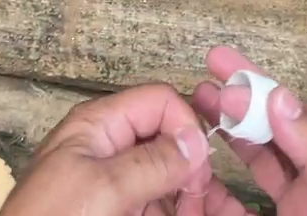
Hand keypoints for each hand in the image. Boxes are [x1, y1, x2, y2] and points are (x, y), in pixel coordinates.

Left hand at [0, 83, 220, 215]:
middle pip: (168, 140)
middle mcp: (111, 147)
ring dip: (190, 194)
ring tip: (205, 213)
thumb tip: (195, 142)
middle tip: (202, 202)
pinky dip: (175, 209)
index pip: (158, 101)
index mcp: (101, 124)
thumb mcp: (102, 188)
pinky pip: (156, 204)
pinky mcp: (119, 211)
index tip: (200, 168)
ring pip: (168, 177)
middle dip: (193, 166)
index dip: (185, 127)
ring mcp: (115, 183)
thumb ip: (151, 162)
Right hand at [191, 46, 306, 215]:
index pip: (301, 118)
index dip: (263, 87)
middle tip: (202, 80)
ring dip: (228, 142)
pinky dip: (220, 201)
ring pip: (259, 172)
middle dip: (240, 106)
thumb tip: (283, 100)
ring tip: (197, 113)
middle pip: (276, 137)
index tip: (226, 65)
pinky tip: (198, 185)